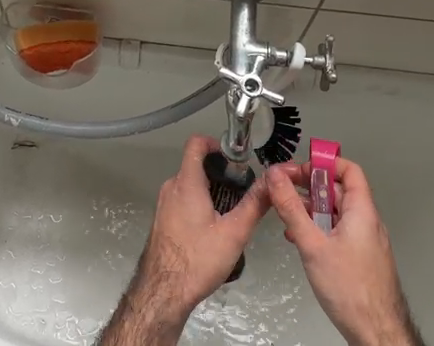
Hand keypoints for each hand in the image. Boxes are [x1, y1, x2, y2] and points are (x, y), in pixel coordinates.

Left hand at [101, 135, 269, 344]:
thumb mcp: (234, 233)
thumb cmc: (198, 259)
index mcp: (186, 183)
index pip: (196, 144)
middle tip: (239, 190)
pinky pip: (182, 199)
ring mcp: (164, 202)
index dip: (215, 143)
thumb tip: (271, 184)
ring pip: (189, 184)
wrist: (164, 290)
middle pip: (195, 165)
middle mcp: (171, 187)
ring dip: (210, 190)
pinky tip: (212, 227)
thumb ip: (254, 205)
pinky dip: (198, 203)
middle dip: (219, 173)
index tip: (233, 158)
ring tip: (229, 212)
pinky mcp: (162, 218)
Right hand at [266, 157, 422, 345]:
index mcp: (362, 212)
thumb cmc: (349, 289)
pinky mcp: (360, 258)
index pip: (349, 170)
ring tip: (287, 217)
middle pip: (338, 190)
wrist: (376, 333)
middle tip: (283, 190)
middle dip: (309, 187)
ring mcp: (365, 241)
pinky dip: (317, 228)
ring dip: (310, 209)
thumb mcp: (312, 244)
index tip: (298, 169)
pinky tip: (300, 240)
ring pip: (335, 212)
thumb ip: (291, 207)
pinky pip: (337, 231)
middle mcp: (367, 222)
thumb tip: (275, 176)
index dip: (324, 163)